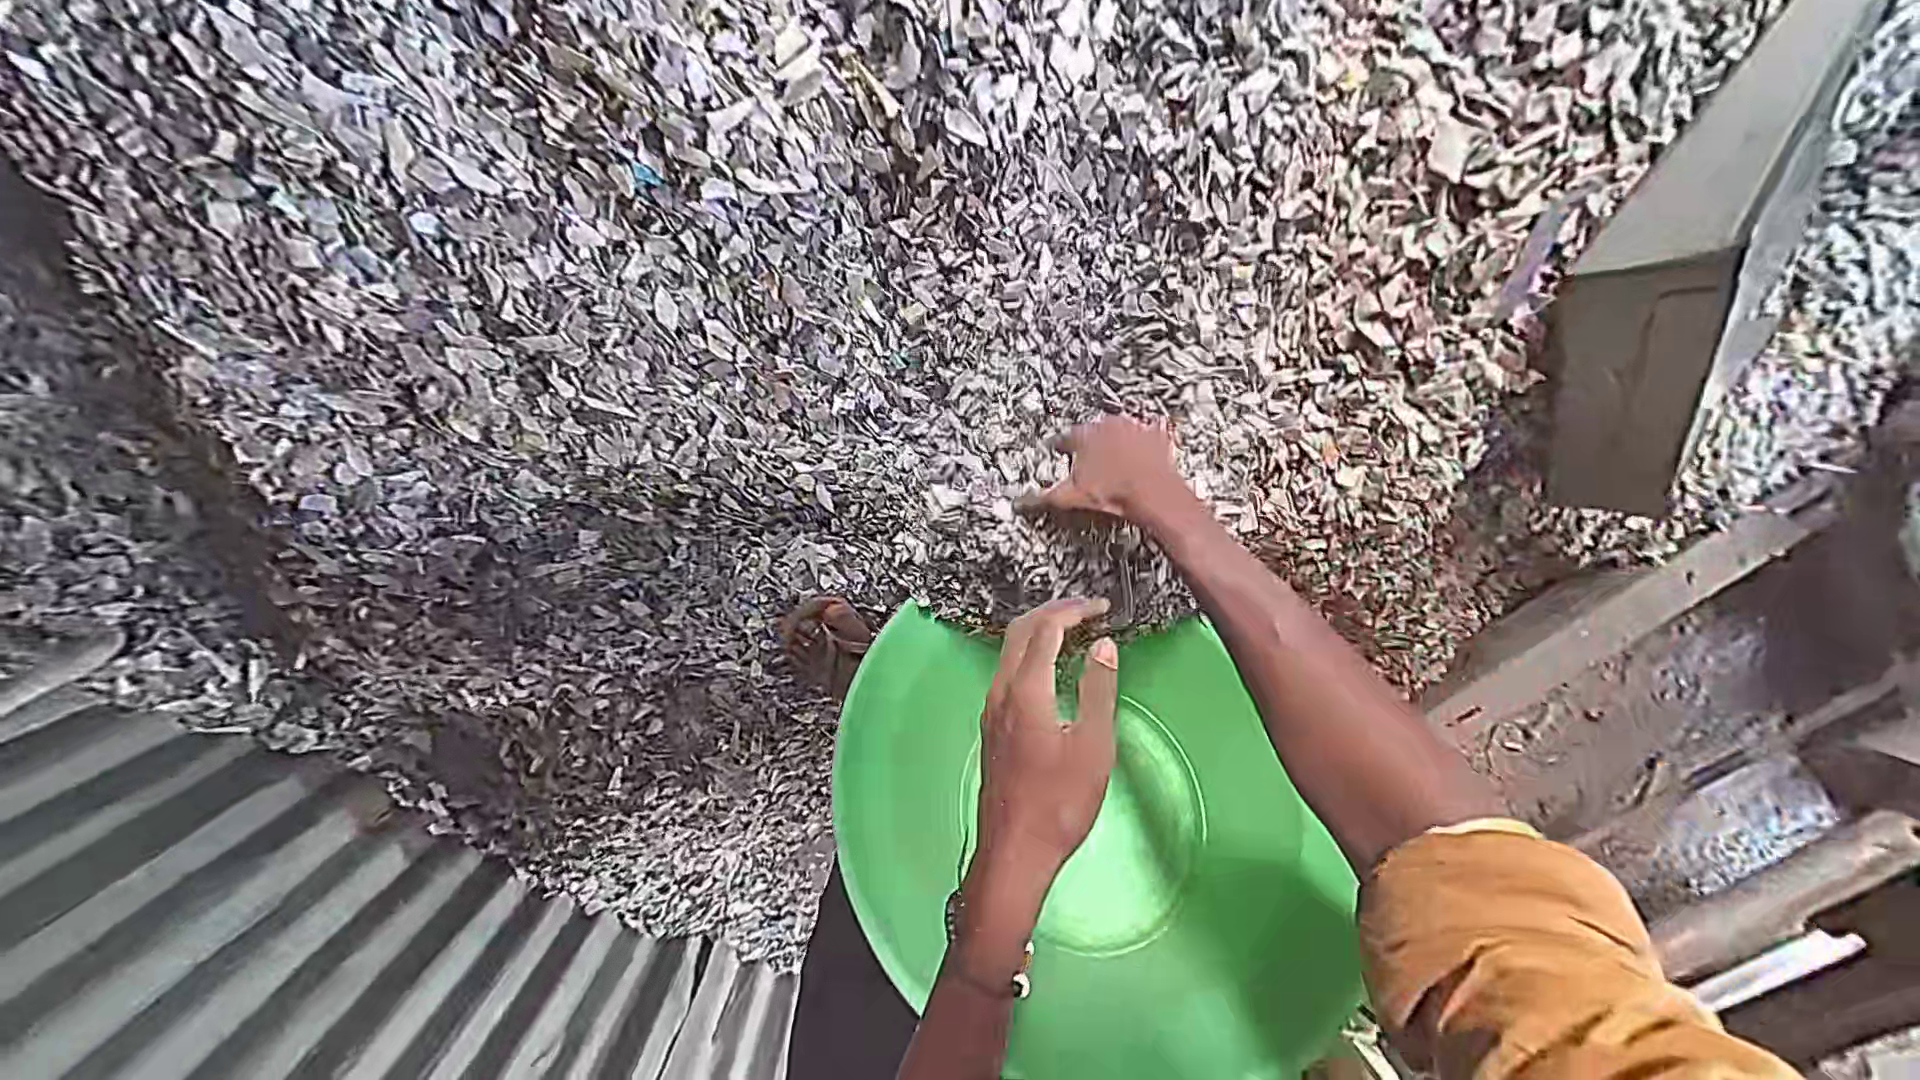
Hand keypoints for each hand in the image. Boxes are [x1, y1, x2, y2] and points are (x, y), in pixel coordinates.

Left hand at [973, 597, 1119, 889]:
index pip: (1046, 629)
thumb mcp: (1093, 745)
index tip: (1101, 607)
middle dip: (1054, 611)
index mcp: (1026, 690)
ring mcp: (992, 707)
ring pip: (1011, 649)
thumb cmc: (1059, 802)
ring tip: (1074, 629)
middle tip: (1087, 609)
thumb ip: (1098, 689)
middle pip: (1021, 630)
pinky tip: (1053, 666)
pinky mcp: (993, 723)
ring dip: (1040, 630)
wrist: (1014, 848)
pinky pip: (1009, 669)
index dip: (1074, 610)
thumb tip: (1103, 646)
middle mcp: (1001, 691)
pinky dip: (1032, 652)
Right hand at [1018, 416, 1191, 523]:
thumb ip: (1045, 497)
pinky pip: (1147, 433)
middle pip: (1091, 431)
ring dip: (1114, 441)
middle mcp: (1108, 425)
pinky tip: (1141, 455)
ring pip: (1118, 429)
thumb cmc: (1115, 492)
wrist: (1153, 494)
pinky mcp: (1155, 435)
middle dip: (1088, 444)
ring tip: (1113, 461)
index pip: (1064, 438)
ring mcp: (1133, 427)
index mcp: (1084, 435)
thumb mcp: (1072, 497)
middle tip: (1087, 461)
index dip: (1060, 448)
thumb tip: (1024, 502)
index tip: (1060, 453)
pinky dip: (1142, 442)